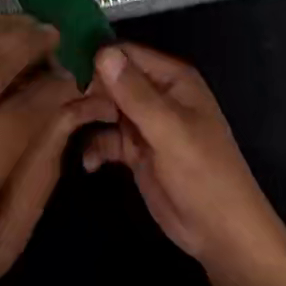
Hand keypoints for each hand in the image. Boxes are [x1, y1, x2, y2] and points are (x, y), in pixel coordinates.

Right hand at [81, 43, 285, 271]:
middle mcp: (158, 94)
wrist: (221, 233)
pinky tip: (90, 163)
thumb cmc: (202, 173)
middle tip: (65, 108)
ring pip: (107, 107)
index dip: (98, 60)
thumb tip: (102, 53)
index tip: (66, 72)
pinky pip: (108, 138)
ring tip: (67, 129)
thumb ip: (135, 93)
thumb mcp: (168, 130)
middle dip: (89, 91)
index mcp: (172, 79)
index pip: (127, 54)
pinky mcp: (137, 151)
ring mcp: (146, 123)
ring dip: (87, 117)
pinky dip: (96, 147)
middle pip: (113, 80)